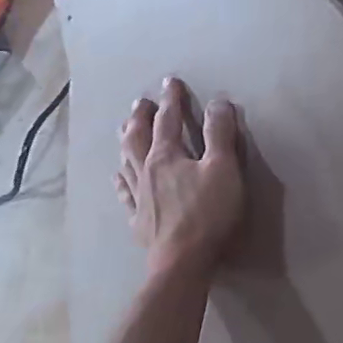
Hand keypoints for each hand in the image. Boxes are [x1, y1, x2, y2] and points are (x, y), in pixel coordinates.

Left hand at [115, 77, 247, 277]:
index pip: (167, 121)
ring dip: (126, 142)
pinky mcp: (138, 219)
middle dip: (140, 118)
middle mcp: (146, 171)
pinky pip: (125, 193)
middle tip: (140, 103)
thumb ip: (220, 134)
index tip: (170, 82)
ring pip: (126, 161)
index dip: (170, 100)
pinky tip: (119, 177)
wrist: (182, 260)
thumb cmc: (208, 212)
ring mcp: (139, 196)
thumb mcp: (223, 168)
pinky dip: (122, 180)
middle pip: (138, 138)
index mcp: (166, 156)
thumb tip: (218, 102)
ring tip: (125, 130)